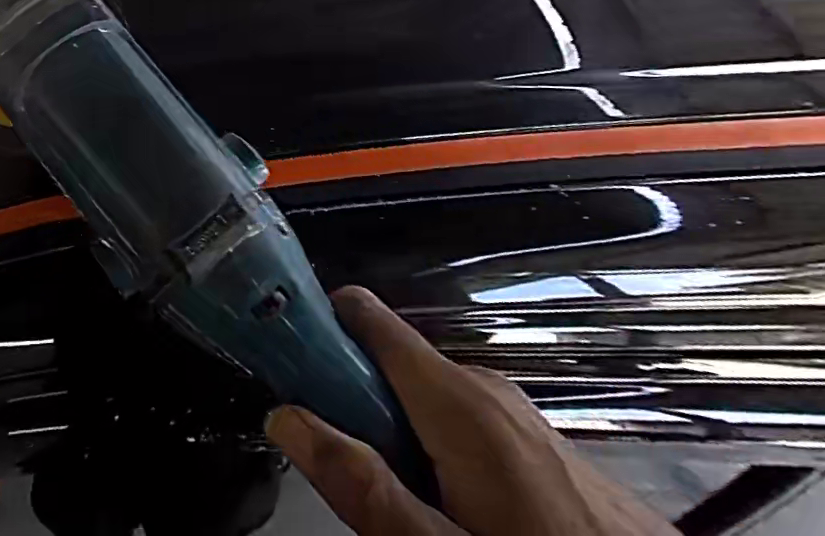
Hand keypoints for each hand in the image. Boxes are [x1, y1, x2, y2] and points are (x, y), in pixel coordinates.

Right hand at [264, 287, 676, 535]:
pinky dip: (435, 450)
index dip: (313, 326)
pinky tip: (458, 512)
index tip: (287, 364)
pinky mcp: (542, 447)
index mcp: (459, 401)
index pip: (361, 313)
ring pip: (417, 399)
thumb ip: (360, 484)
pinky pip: (458, 423)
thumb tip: (282, 418)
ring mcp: (520, 418)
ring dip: (392, 433)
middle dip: (352, 403)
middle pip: (381, 363)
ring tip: (411, 503)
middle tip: (354, 467)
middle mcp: (487, 391)